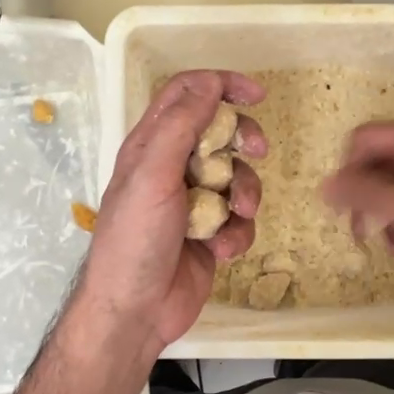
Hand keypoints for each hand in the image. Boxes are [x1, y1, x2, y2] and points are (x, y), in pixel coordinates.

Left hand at [73, 70, 265, 356]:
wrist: (136, 310)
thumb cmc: (135, 239)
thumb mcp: (153, 174)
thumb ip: (181, 125)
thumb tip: (209, 83)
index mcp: (151, 146)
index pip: (187, 95)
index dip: (221, 86)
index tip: (256, 94)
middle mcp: (172, 169)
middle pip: (220, 133)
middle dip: (243, 140)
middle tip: (258, 151)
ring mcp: (193, 204)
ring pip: (237, 179)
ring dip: (243, 194)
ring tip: (234, 216)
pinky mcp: (210, 236)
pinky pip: (239, 221)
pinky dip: (237, 234)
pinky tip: (222, 251)